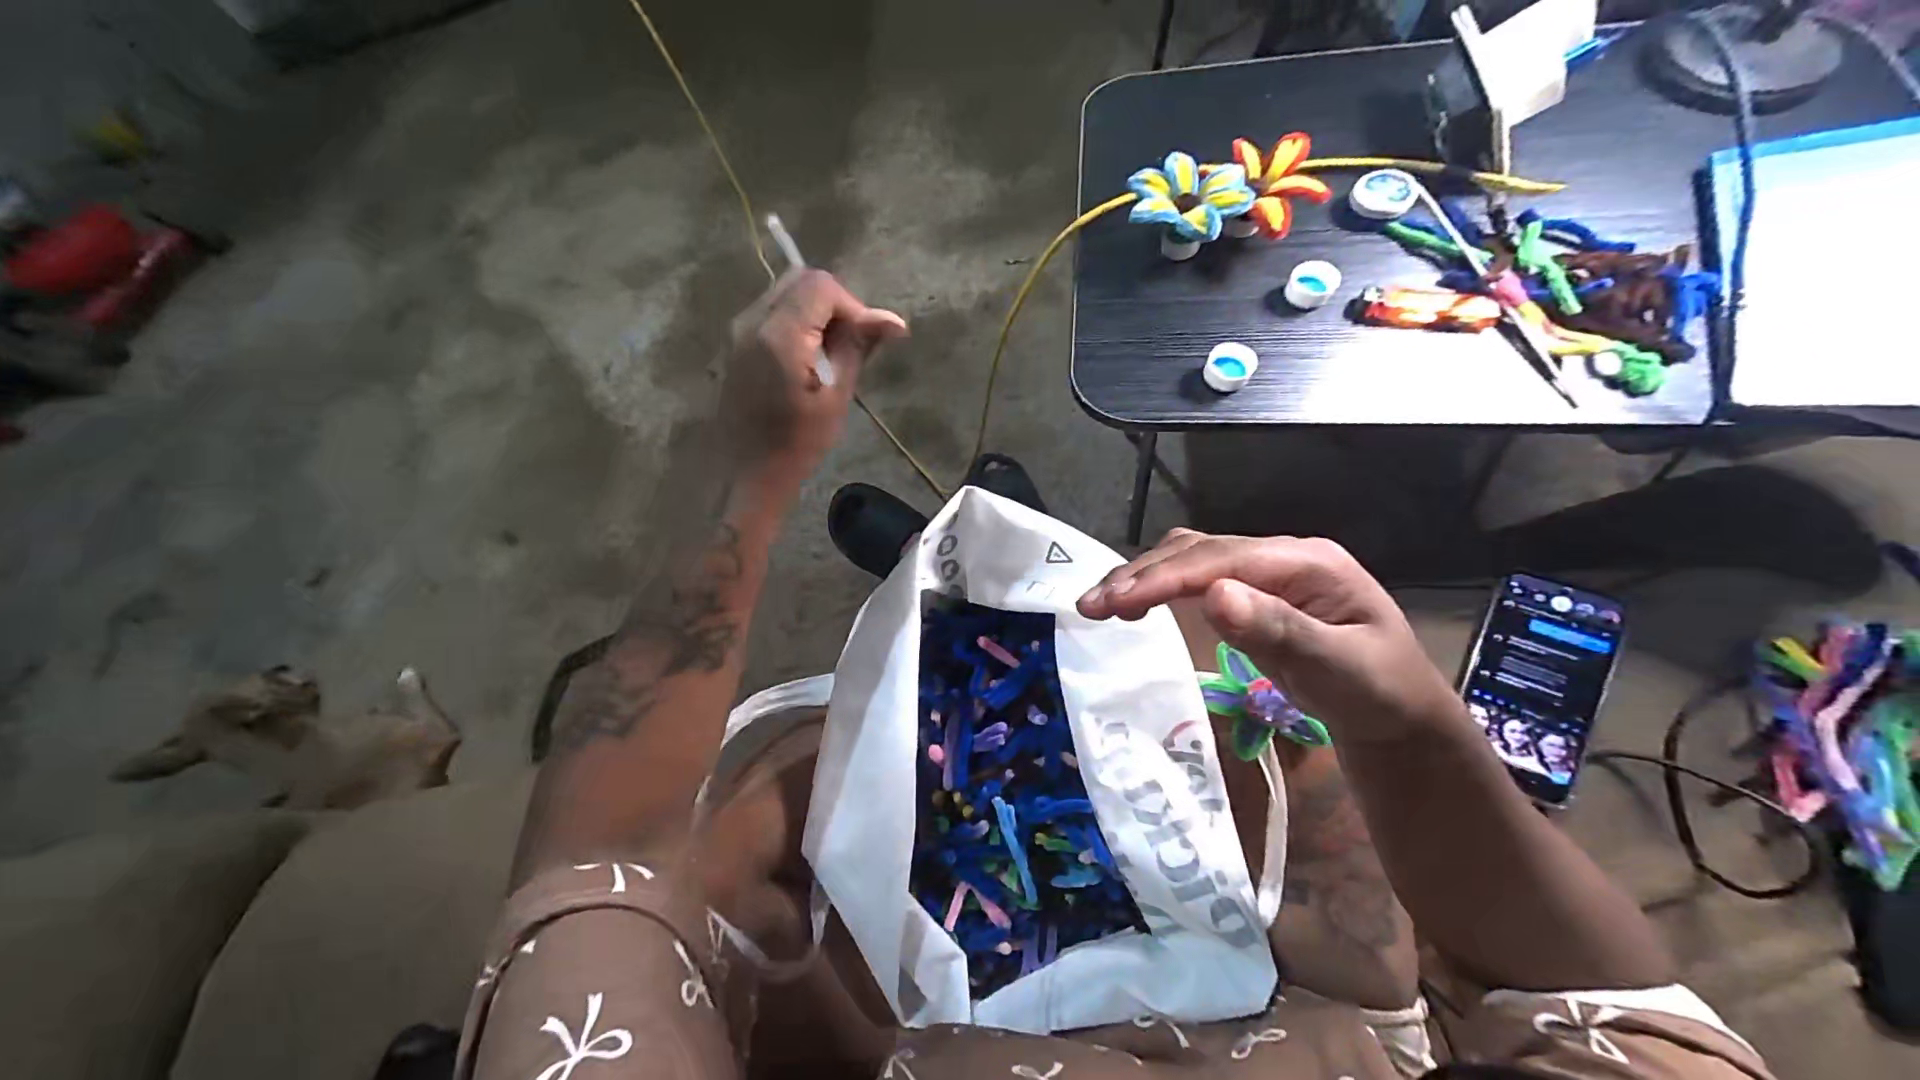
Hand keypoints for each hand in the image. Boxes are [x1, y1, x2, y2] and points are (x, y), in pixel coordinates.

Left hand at [722, 269, 907, 494]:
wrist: (745, 473)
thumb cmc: (796, 444)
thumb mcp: (836, 398)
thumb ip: (857, 348)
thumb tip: (894, 320)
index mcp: (778, 336)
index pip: (820, 286)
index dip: (851, 305)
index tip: (865, 339)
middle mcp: (751, 321)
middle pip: (799, 279)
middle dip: (833, 303)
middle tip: (850, 342)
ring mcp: (737, 330)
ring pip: (783, 292)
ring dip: (814, 311)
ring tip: (830, 353)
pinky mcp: (734, 342)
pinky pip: (770, 311)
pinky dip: (795, 320)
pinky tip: (806, 358)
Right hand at [1076, 530, 1461, 741]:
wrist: (1399, 717)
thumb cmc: (1380, 695)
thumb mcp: (1341, 669)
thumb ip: (1280, 631)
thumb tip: (1212, 596)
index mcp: (1307, 562)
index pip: (1221, 558)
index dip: (1164, 577)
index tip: (1115, 602)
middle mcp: (1280, 555)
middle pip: (1197, 550)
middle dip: (1141, 574)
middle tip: (1091, 606)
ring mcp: (1264, 572)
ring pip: (1189, 558)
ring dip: (1143, 576)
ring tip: (1100, 604)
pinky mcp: (1251, 592)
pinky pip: (1195, 578)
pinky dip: (1159, 586)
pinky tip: (1134, 602)